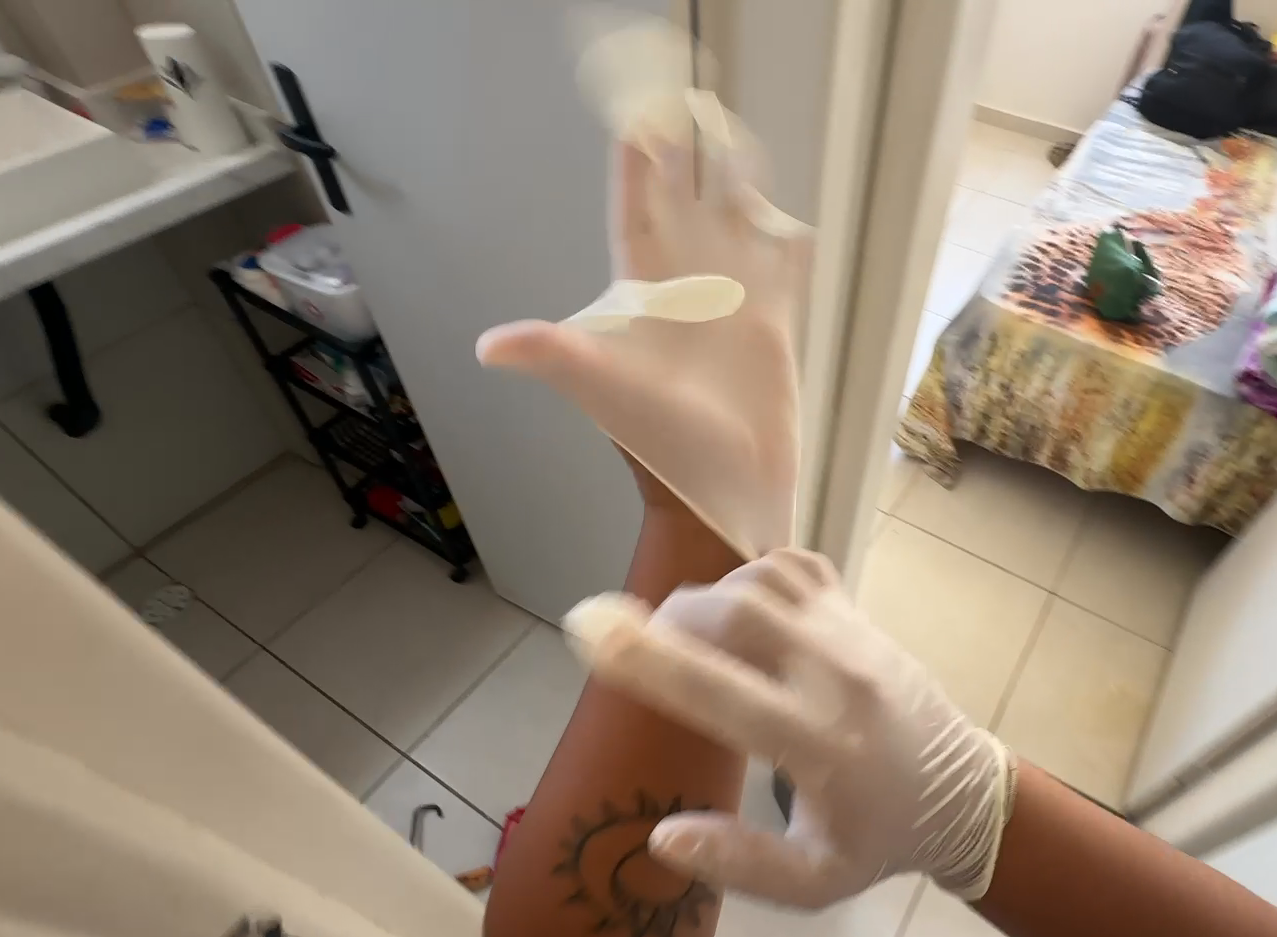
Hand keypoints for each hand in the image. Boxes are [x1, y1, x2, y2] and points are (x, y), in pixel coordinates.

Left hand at [477, 108, 811, 559]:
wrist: (720, 489)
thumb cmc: (661, 443)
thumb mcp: (606, 393)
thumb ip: (557, 356)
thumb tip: (488, 346)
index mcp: (644, 299)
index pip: (638, 218)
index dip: (638, 172)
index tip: (640, 121)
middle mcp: (685, 296)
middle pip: (685, 213)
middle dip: (687, 164)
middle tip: (691, 107)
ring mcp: (730, 312)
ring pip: (734, 236)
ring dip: (735, 193)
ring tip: (739, 145)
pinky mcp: (771, 332)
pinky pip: (779, 276)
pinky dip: (784, 248)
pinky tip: (789, 223)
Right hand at [562, 550, 1017, 907]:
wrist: (962, 792)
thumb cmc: (879, 838)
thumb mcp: (815, 883)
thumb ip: (740, 865)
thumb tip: (662, 836)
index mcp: (819, 747)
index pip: (719, 691)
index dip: (645, 658)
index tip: (587, 627)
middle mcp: (836, 676)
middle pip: (737, 611)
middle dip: (673, 618)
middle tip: (645, 642)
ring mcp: (853, 634)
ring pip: (762, 579)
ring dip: (711, 597)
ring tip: (693, 634)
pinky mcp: (860, 614)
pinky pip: (796, 565)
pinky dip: (752, 573)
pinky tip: (742, 607)